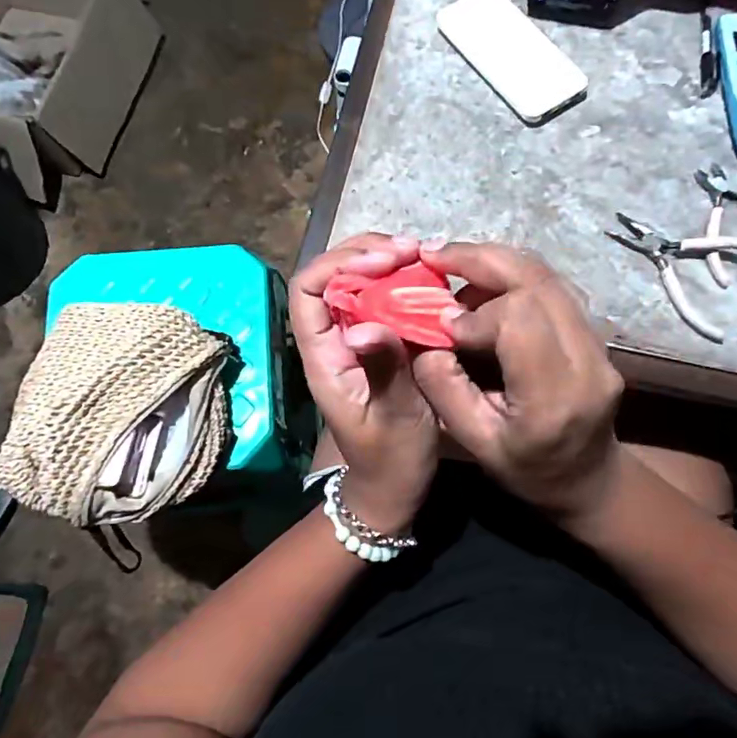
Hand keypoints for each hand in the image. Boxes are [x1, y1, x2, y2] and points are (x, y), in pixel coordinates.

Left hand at [291, 234, 449, 534]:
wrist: (394, 487)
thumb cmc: (391, 460)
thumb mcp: (393, 418)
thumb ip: (383, 370)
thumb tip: (367, 325)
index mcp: (325, 358)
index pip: (309, 291)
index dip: (340, 265)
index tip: (386, 261)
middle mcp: (334, 342)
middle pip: (331, 277)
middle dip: (366, 254)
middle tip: (411, 250)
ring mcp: (356, 342)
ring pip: (356, 284)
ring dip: (385, 263)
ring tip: (421, 258)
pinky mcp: (379, 347)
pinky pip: (382, 302)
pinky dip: (402, 284)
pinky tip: (428, 282)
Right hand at [409, 242, 625, 520]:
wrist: (590, 479)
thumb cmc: (529, 471)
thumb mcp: (475, 443)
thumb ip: (445, 388)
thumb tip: (428, 333)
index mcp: (554, 397)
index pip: (519, 318)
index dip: (476, 312)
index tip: (446, 326)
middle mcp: (587, 362)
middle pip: (539, 282)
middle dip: (482, 260)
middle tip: (435, 254)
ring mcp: (600, 345)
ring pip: (550, 277)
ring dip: (498, 263)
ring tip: (455, 268)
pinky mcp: (598, 335)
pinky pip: (557, 289)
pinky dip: (516, 277)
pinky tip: (486, 284)